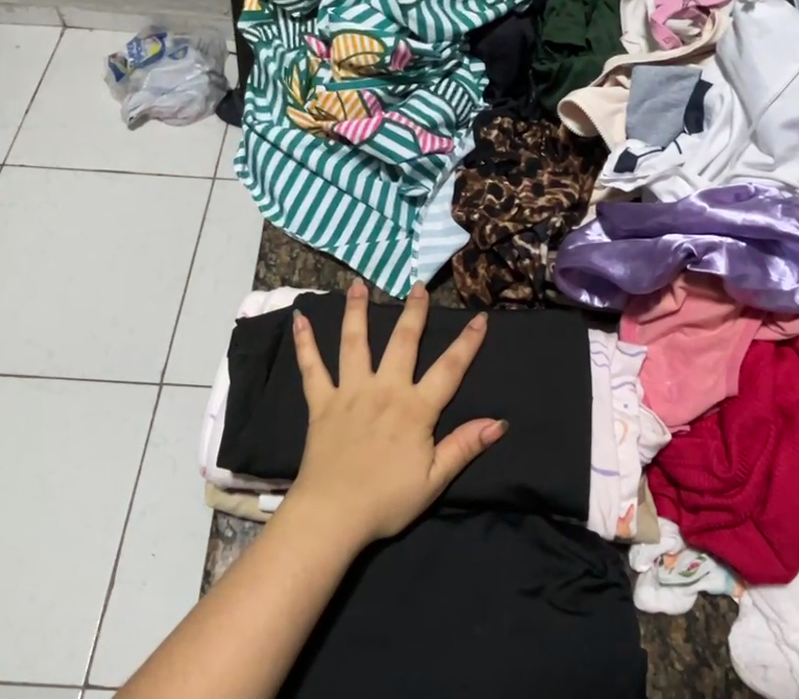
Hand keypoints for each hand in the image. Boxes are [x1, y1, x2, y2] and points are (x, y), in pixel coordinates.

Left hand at [282, 279, 505, 545]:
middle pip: (402, 342)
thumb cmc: (387, 500)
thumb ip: (464, 446)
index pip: (449, 369)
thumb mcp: (435, 479)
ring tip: (358, 285)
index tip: (480, 317)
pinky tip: (299, 319)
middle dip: (413, 312)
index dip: (467, 343)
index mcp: (415, 409)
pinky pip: (312, 367)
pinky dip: (304, 343)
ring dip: (357, 311)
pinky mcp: (321, 402)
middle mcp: (384, 390)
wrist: (333, 514)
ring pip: (355, 342)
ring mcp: (350, 392)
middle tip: (419, 286)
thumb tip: (499, 422)